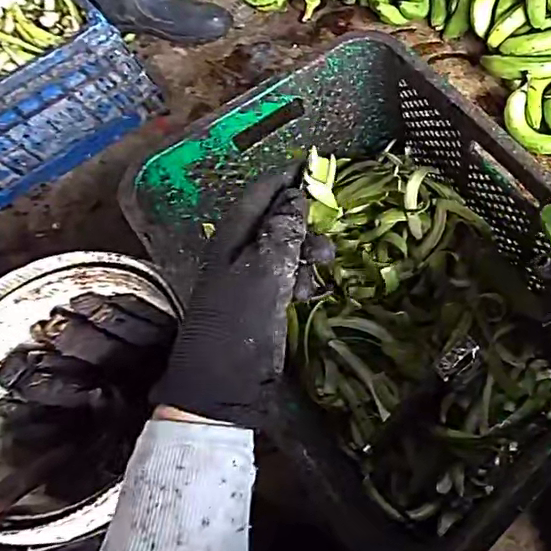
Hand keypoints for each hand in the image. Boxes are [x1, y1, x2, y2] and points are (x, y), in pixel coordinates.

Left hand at [151, 164, 312, 429]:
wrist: (221, 386)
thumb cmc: (239, 326)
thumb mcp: (263, 273)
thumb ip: (282, 232)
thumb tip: (297, 196)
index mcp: (232, 239)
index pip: (261, 193)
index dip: (287, 177)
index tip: (316, 164)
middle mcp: (238, 252)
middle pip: (276, 219)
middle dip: (304, 218)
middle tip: (330, 224)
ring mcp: (248, 278)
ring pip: (285, 248)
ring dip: (306, 250)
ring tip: (324, 262)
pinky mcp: (260, 302)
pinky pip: (286, 276)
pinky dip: (301, 276)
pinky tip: (311, 289)